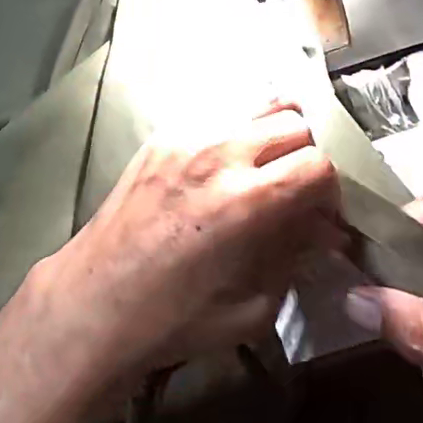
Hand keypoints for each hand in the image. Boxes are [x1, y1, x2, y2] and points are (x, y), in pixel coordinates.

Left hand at [25, 101, 342, 394]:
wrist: (91, 306)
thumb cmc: (172, 320)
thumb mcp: (252, 308)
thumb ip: (297, 256)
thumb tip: (327, 229)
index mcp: (246, 202)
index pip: (318, 165)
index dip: (330, 189)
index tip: (322, 211)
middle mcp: (221, 154)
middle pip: (296, 123)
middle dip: (307, 155)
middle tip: (296, 186)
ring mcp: (189, 136)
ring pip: (262, 102)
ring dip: (277, 130)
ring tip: (268, 162)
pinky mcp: (165, 133)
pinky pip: (222, 110)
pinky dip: (241, 127)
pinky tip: (230, 158)